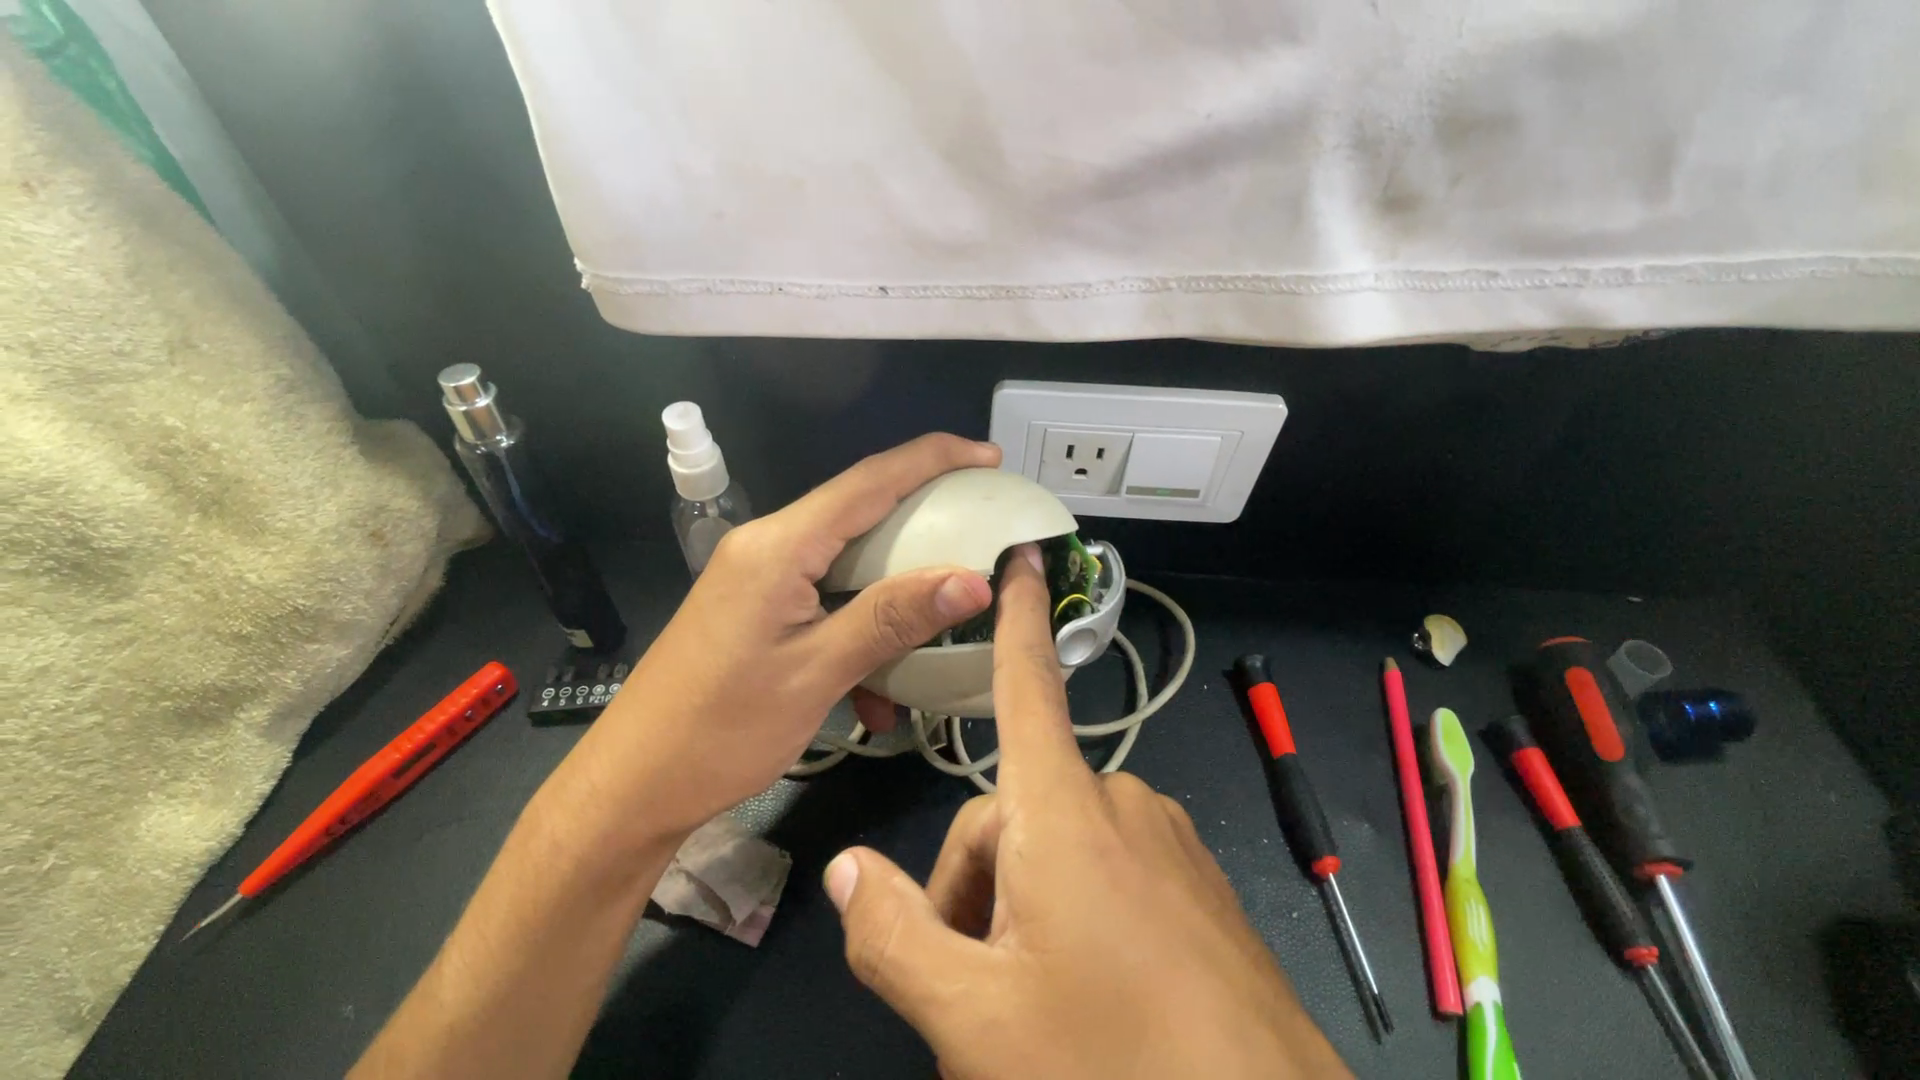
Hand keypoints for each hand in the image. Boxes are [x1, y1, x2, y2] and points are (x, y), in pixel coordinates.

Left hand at [575, 434, 998, 836]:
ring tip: (942, 631)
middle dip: (924, 523)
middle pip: (861, 514)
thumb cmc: (722, 729)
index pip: (870, 480)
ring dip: (893, 600)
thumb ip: (893, 618)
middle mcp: (767, 546)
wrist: (635, 784)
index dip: (934, 459)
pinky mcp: (754, 611)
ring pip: (847, 566)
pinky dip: (858, 636)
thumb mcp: (817, 673)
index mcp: (780, 545)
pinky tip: (876, 698)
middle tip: (984, 533)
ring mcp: (757, 580)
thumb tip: (974, 579)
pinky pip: (823, 604)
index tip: (990, 458)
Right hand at [820, 545, 1351, 1079]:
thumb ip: (894, 937)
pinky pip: (1109, 876)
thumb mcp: (976, 1017)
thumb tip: (844, 871)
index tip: (1024, 554)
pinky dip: (1074, 922)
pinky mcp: (1198, 887)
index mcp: (1063, 812)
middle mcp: (1120, 806)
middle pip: (1008, 816)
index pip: (1026, 686)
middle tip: (972, 994)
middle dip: (972, 893)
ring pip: (1056, 852)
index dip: (1015, 617)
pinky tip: (1084, 1004)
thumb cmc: (1113, 1058)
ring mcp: (1168, 846)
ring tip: (1026, 1013)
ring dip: (1019, 915)